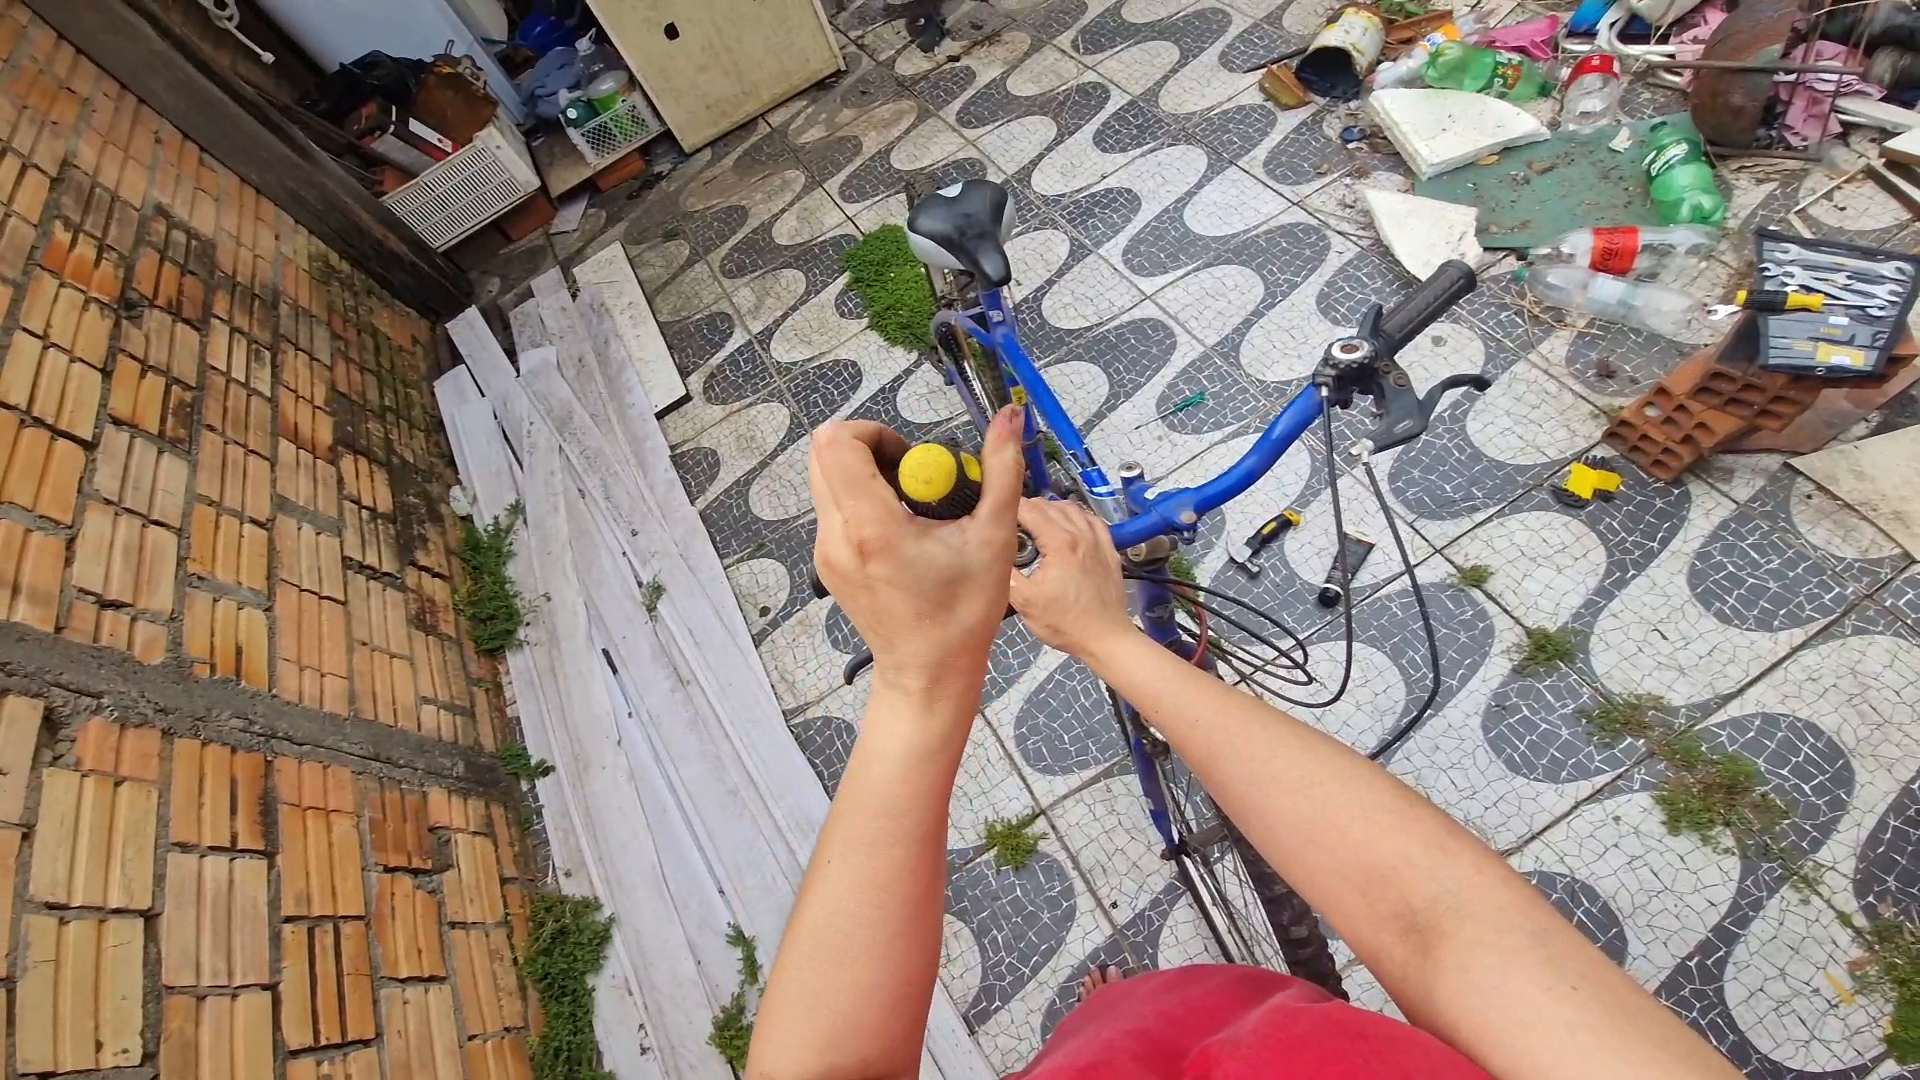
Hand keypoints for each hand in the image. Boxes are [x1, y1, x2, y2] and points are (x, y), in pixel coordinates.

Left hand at [809, 406, 1025, 700]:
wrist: (928, 672)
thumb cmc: (965, 610)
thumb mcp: (994, 538)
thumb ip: (1002, 470)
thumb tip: (1009, 415)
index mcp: (871, 527)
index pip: (837, 443)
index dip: (875, 433)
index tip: (914, 460)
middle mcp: (835, 535)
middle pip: (824, 454)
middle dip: (869, 449)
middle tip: (914, 477)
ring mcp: (823, 551)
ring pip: (826, 480)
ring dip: (865, 474)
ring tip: (911, 506)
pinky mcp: (825, 563)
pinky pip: (832, 508)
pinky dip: (860, 500)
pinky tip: (900, 531)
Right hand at [1007, 498, 1136, 659]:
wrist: (1106, 638)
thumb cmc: (1064, 622)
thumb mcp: (1024, 601)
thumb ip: (1006, 572)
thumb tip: (993, 552)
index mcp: (1059, 542)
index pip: (1031, 510)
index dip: (1011, 508)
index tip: (997, 515)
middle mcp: (1081, 534)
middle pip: (1050, 506)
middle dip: (1028, 508)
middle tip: (1012, 522)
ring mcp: (1098, 540)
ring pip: (1072, 509)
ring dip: (1052, 509)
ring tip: (1037, 522)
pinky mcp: (1110, 550)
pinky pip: (1092, 520)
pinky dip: (1076, 516)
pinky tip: (1069, 525)